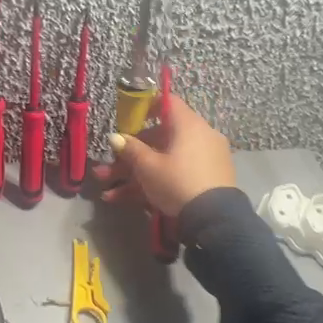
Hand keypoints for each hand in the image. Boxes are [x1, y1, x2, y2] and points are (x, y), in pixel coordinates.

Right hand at [95, 94, 235, 215]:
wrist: (215, 219)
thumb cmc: (177, 182)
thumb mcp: (148, 167)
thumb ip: (130, 149)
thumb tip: (115, 137)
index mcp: (188, 126)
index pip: (167, 102)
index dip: (146, 106)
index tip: (127, 118)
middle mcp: (199, 137)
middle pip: (158, 139)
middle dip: (129, 155)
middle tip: (108, 168)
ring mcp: (203, 159)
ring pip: (162, 160)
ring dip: (133, 174)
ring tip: (108, 191)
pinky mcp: (205, 179)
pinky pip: (174, 174)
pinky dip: (151, 183)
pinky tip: (122, 199)